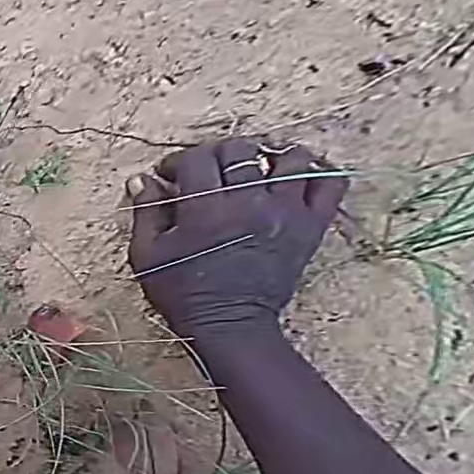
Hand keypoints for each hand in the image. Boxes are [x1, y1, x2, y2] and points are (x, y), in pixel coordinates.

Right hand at [128, 138, 346, 338]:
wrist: (226, 323)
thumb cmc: (180, 291)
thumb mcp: (146, 255)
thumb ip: (145, 213)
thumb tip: (143, 179)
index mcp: (204, 209)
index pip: (196, 159)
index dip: (177, 160)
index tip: (168, 174)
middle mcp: (248, 202)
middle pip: (240, 150)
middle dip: (217, 153)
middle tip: (207, 170)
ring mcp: (285, 211)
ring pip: (290, 157)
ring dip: (269, 156)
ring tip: (254, 170)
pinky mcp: (311, 225)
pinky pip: (330, 182)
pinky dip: (317, 172)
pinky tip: (296, 177)